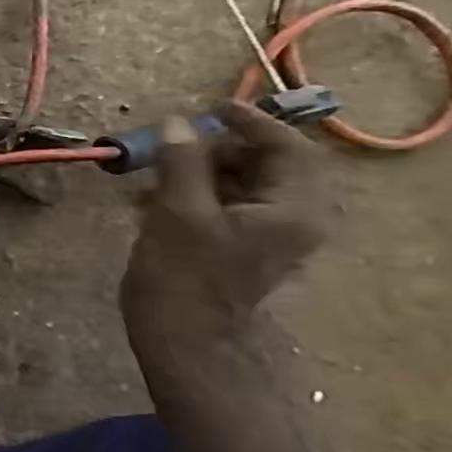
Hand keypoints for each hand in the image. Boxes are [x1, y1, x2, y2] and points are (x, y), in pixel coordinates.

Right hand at [121, 102, 334, 345]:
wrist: (186, 343)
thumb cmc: (185, 276)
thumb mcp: (179, 210)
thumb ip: (182, 161)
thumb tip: (178, 123)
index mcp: (293, 210)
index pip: (290, 148)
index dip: (252, 122)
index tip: (210, 108)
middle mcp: (293, 220)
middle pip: (269, 163)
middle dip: (222, 148)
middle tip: (177, 144)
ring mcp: (270, 236)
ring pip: (246, 182)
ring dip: (205, 169)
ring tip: (159, 170)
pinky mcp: (244, 247)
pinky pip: (230, 204)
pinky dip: (200, 191)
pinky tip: (157, 196)